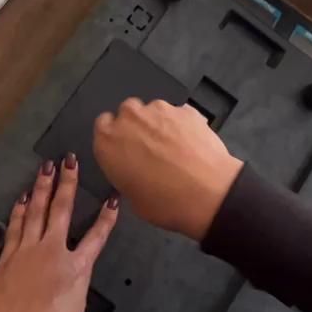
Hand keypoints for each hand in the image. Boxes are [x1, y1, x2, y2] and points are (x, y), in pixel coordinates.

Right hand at [92, 98, 241, 242]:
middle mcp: (129, 118)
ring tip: (174, 148)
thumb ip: (126, 174)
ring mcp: (158, 110)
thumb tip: (134, 170)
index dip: (115, 137)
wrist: (208, 194)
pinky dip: (181, 124)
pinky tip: (190, 145)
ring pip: (153, 110)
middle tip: (150, 149)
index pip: (103, 125)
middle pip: (127, 112)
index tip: (124, 148)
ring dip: (159, 124)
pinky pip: (177, 114)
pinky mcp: (185, 109)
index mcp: (108, 141)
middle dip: (136, 126)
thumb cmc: (165, 202)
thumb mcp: (132, 198)